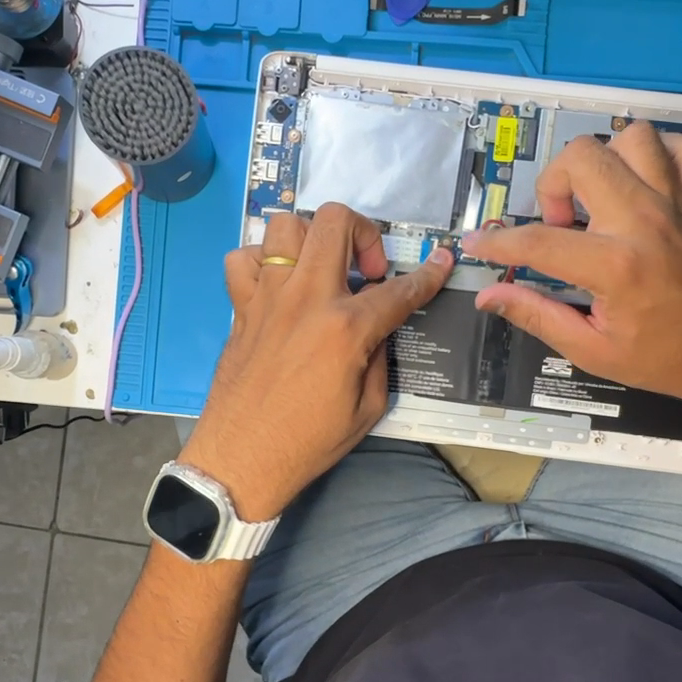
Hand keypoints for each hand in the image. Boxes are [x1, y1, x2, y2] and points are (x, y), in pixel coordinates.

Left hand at [181, 203, 453, 520]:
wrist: (242, 458)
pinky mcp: (240, 307)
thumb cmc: (309, 442)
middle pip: (336, 222)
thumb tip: (379, 326)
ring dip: (313, 240)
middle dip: (365, 234)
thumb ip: (379, 356)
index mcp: (346, 328)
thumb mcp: (368, 408)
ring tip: (321, 271)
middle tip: (367, 273)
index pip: (399, 290)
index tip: (440, 262)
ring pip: (286, 225)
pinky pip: (244, 258)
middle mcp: (307, 298)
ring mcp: (268, 297)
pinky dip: (264, 262)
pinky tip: (279, 287)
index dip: (427, 275)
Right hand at [463, 122, 681, 412]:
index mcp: (615, 265)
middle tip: (559, 226)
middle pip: (581, 157)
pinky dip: (658, 156)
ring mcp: (677, 203)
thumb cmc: (665, 359)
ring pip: (631, 137)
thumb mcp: (592, 349)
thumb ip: (536, 316)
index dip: (496, 241)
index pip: (537, 241)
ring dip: (603, 162)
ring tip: (597, 201)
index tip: (477, 243)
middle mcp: (645, 221)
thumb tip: (489, 296)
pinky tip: (643, 187)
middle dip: (552, 186)